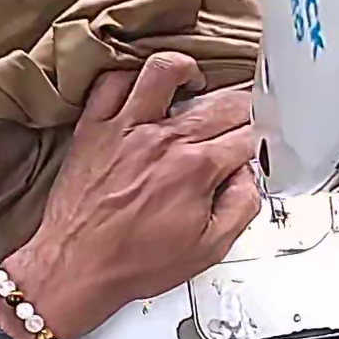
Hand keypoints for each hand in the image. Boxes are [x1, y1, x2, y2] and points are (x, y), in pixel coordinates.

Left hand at [1, 52, 261, 338]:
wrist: (77, 267)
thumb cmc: (134, 263)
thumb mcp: (208, 250)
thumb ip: (241, 207)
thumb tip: (248, 177)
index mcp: (197, 169)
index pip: (246, 136)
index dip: (261, 138)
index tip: (258, 143)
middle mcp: (164, 140)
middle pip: (220, 101)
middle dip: (243, 106)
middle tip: (243, 117)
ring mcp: (126, 128)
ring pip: (164, 72)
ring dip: (188, 71)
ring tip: (196, 83)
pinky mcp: (94, 128)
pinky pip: (112, 82)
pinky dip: (130, 77)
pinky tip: (142, 89)